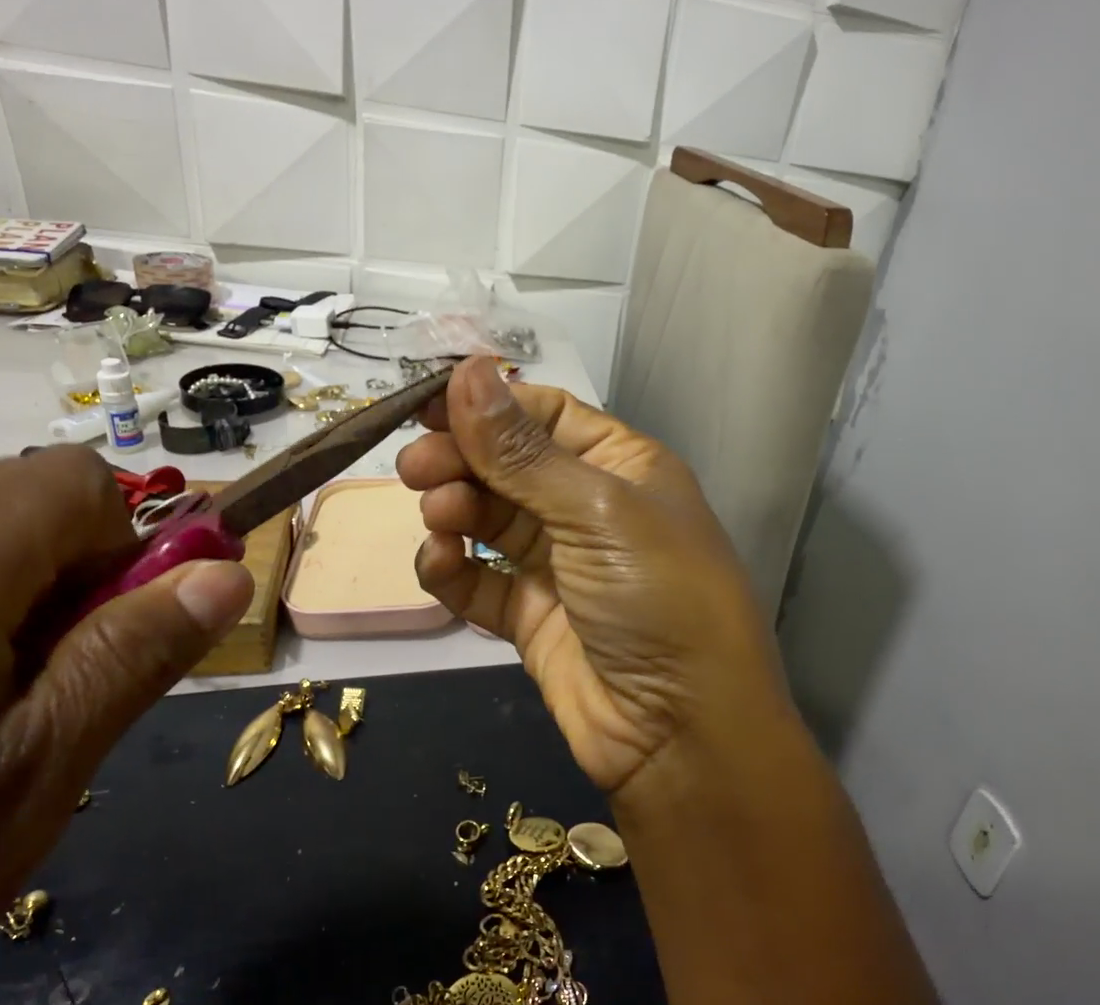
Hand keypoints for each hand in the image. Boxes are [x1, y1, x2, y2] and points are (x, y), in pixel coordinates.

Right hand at [397, 358, 783, 793]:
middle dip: (462, 459)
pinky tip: (439, 564)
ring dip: (456, 510)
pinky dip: (453, 570)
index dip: (489, 407)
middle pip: (509, 464)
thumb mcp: (598, 511)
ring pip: (489, 519)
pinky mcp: (532, 618)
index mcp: (623, 465)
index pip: (547, 415)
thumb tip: (466, 370)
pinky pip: (480, 581)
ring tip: (441, 518)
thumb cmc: (658, 596)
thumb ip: (522, 451)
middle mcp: (591, 507)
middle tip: (416, 466)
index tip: (426, 404)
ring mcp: (561, 565)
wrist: (683, 730)